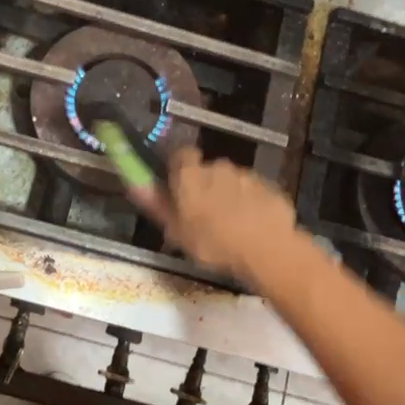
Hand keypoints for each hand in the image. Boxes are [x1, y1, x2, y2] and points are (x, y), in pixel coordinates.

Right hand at [131, 148, 298, 281]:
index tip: (180, 188)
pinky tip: (252, 228)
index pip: (181, 155)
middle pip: (208, 171)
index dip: (180, 168)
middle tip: (204, 216)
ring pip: (233, 182)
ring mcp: (247, 176)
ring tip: (231, 227)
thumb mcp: (177, 231)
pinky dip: (252, 205)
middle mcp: (218, 167)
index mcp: (191, 175)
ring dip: (230, 197)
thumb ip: (156, 205)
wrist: (266, 249)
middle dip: (206, 187)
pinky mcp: (270, 188)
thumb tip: (134, 184)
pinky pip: (255, 193)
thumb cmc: (213, 243)